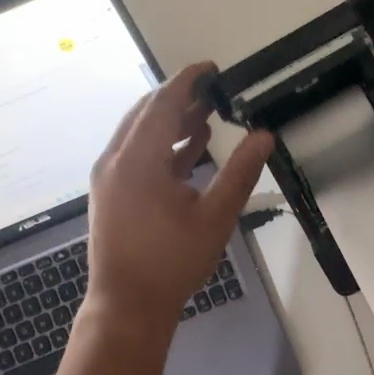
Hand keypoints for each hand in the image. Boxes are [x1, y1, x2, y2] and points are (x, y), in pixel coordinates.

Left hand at [86, 62, 273, 324]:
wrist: (128, 305)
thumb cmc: (172, 262)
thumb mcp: (214, 216)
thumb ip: (240, 172)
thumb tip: (264, 136)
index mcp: (137, 159)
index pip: (163, 103)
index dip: (187, 81)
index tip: (211, 68)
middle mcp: (115, 160)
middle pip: (146, 114)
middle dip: (179, 99)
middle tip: (212, 91)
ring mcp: (109, 179)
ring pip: (139, 134)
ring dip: (170, 123)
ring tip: (206, 117)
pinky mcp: (111, 195)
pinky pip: (135, 155)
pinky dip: (161, 146)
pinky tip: (189, 150)